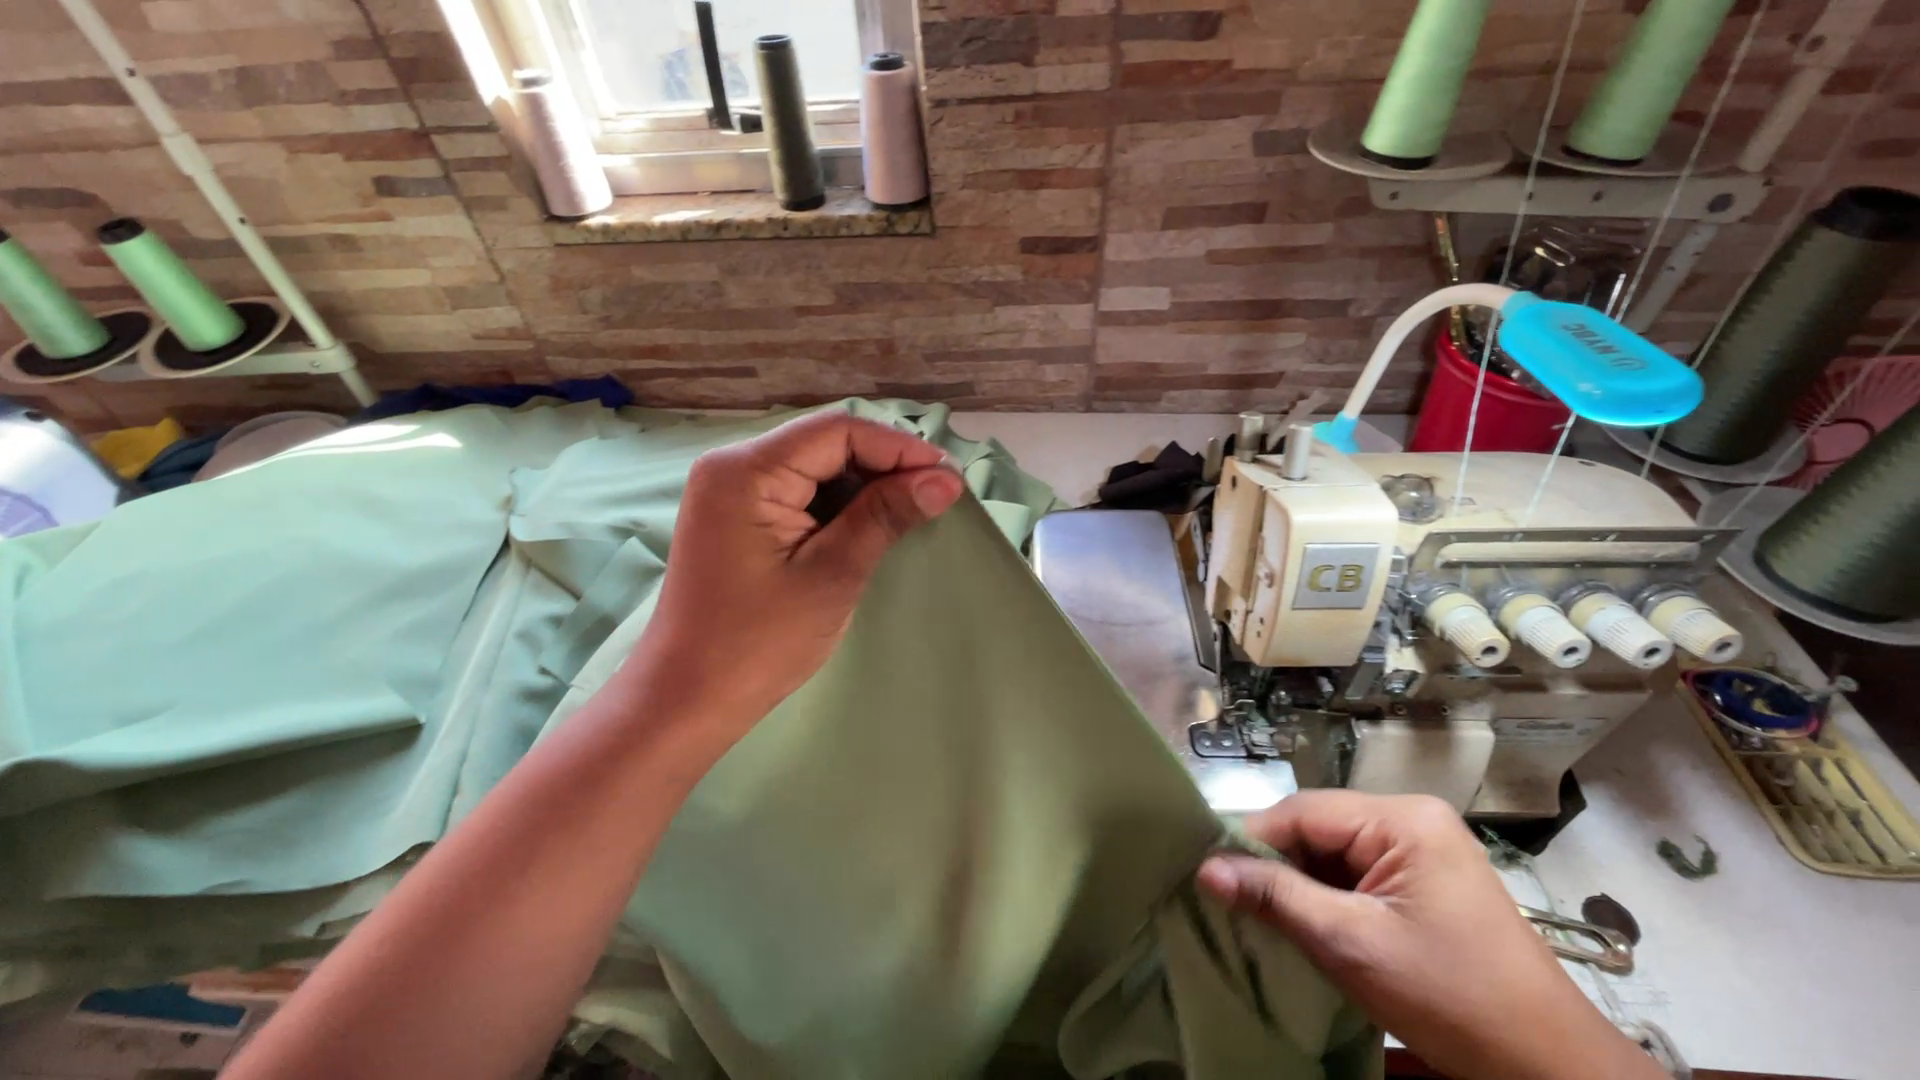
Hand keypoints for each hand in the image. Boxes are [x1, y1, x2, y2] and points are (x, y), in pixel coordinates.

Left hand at [629, 410, 964, 724]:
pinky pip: (799, 493)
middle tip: (938, 497)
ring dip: (865, 487)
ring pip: (816, 468)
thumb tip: (946, 480)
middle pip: (826, 443)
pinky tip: (872, 527)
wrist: (688, 697)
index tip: (948, 477)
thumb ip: (885, 517)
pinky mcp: (738, 517)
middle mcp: (733, 466)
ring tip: (913, 512)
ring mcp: (731, 491)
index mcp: (745, 470)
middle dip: (885, 466)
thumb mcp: (832, 574)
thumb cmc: (757, 642)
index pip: (837, 431)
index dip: (899, 447)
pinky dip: (839, 506)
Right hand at [1197, 791, 1663, 1079]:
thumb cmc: (1450, 997)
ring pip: (1332, 854)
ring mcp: (1424, 851)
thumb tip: (1206, 868)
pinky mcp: (1426, 883)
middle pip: (1316, 829)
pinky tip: (1306, 928)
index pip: (1301, 812)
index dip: (1250, 840)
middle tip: (1232, 904)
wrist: (1549, 1067)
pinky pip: (1357, 876)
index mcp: (1403, 819)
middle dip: (1275, 866)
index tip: (1207, 875)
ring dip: (1299, 887)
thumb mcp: (1351, 944)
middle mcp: (1413, 820)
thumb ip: (1276, 897)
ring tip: (1262, 919)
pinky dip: (1327, 900)